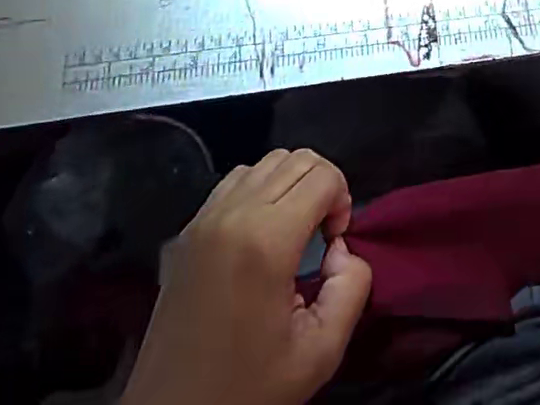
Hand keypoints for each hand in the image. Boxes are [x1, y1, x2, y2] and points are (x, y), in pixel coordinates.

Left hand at [121, 149, 371, 404]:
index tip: (336, 242)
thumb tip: (342, 249)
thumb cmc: (248, 387)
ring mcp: (206, 215)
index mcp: (266, 239)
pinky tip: (261, 233)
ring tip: (294, 232)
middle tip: (322, 235)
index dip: (343, 200)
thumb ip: (350, 288)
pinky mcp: (189, 226)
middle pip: (296, 158)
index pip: (322, 175)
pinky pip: (235, 180)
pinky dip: (260, 189)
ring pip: (265, 162)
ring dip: (291, 184)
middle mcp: (234, 212)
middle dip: (322, 187)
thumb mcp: (320, 352)